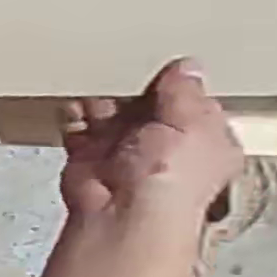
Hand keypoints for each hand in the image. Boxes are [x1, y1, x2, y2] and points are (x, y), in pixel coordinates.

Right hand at [59, 57, 243, 221]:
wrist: (122, 209)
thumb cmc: (170, 178)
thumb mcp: (194, 122)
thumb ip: (186, 92)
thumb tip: (186, 67)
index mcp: (202, 139)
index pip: (190, 100)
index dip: (176, 83)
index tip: (163, 67)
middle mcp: (163, 146)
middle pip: (145, 103)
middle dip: (132, 89)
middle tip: (125, 77)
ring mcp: (123, 151)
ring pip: (109, 112)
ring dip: (101, 101)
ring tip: (99, 95)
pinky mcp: (89, 155)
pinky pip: (78, 126)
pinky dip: (74, 117)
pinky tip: (79, 112)